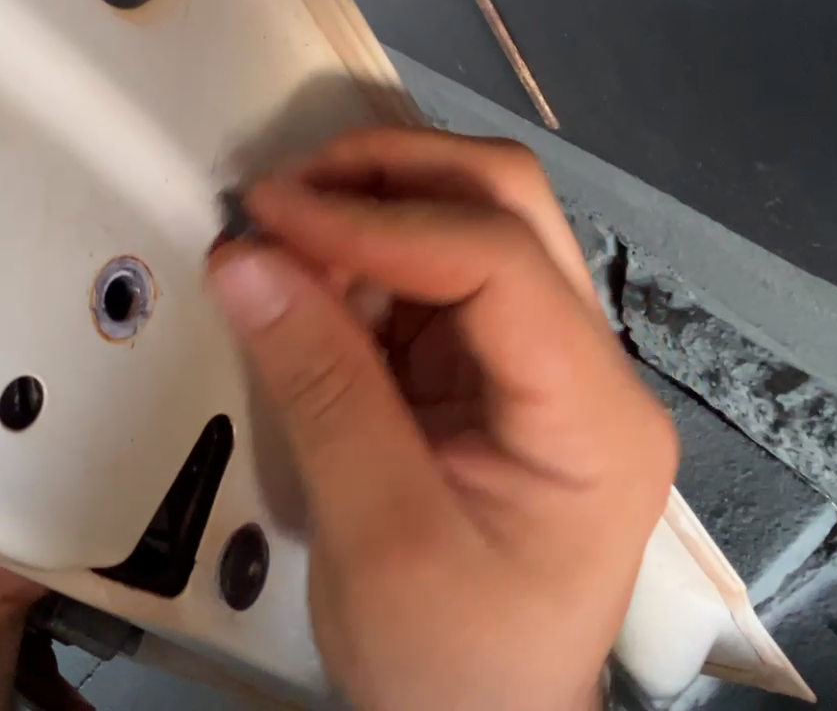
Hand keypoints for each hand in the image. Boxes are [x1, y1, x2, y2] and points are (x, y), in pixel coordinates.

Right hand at [207, 127, 676, 710]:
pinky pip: (427, 270)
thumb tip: (243, 258)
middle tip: (284, 191)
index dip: (379, 221)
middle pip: (505, 204)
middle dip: (390, 174)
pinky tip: (308, 275)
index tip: (271, 214)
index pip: (499, 261)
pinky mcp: (486, 362)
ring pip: (467, 217)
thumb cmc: (449, 662)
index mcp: (593, 413)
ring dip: (369, 205)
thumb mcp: (375, 536)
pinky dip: (360, 254)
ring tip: (281, 234)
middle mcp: (582, 361)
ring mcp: (536, 353)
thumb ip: (316, 387)